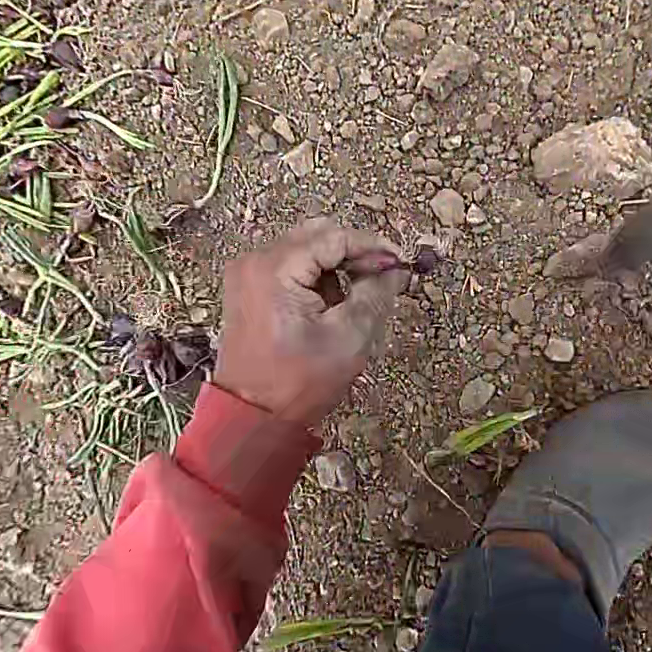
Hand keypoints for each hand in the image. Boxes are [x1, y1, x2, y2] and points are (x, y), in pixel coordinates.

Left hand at [212, 220, 409, 426]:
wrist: (251, 417)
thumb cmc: (300, 379)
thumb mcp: (350, 335)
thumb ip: (376, 293)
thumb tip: (397, 270)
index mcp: (276, 268)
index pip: (336, 238)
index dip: (375, 247)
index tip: (403, 262)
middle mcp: (256, 261)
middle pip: (319, 235)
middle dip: (357, 252)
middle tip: (385, 275)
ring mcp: (249, 274)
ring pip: (308, 248)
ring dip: (340, 263)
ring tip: (362, 291)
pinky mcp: (250, 288)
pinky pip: (294, 265)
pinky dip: (321, 275)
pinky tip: (336, 301)